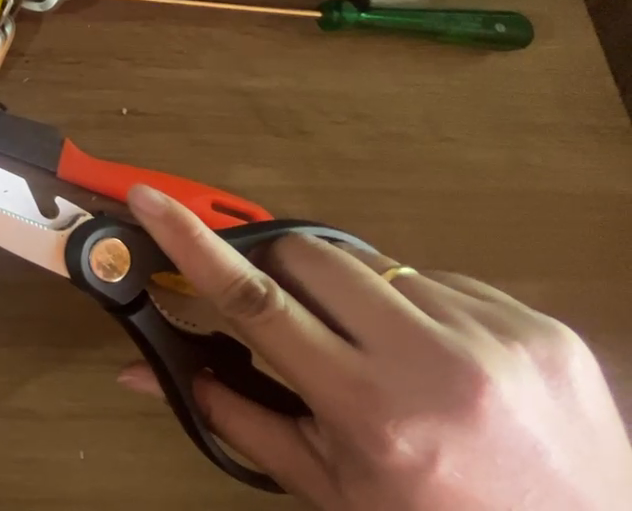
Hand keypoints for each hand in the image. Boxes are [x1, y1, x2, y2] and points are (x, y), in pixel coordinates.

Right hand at [119, 185, 631, 508]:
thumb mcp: (326, 484)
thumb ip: (229, 413)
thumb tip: (134, 371)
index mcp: (372, 411)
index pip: (256, 301)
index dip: (192, 243)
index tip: (148, 198)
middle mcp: (437, 365)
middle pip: (306, 258)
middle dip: (277, 270)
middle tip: (286, 310)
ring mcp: (500, 339)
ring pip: (370, 264)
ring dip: (350, 293)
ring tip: (376, 348)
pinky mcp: (545, 328)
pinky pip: (437, 280)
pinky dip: (414, 306)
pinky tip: (436, 357)